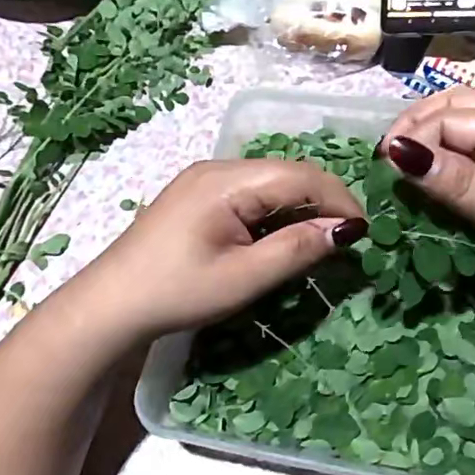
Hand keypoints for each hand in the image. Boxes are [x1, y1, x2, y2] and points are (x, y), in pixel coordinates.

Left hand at [65, 159, 367, 342]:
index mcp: (227, 181)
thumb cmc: (178, 292)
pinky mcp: (199, 194)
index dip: (340, 200)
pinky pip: (252, 191)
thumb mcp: (245, 277)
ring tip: (323, 239)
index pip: (301, 176)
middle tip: (348, 238)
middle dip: (324, 201)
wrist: (110, 306)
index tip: (365, 232)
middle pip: (288, 172)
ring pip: (272, 181)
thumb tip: (347, 230)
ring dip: (302, 205)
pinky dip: (278, 209)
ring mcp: (205, 178)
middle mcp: (217, 168)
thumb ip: (298, 249)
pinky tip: (284, 234)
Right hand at [380, 89, 474, 301]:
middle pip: (457, 108)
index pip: (449, 116)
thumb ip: (461, 184)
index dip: (411, 137)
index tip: (381, 174)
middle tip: (387, 163)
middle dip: (417, 126)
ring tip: (404, 173)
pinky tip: (435, 190)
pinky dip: (449, 166)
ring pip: (466, 132)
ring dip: (432, 142)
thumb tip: (400, 153)